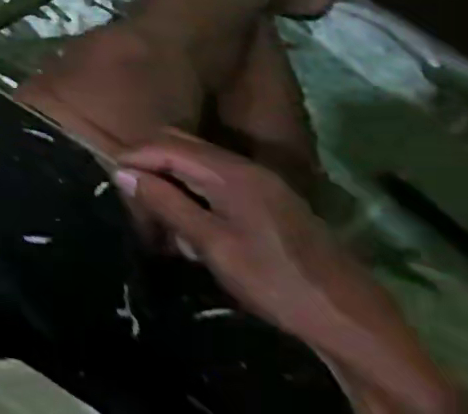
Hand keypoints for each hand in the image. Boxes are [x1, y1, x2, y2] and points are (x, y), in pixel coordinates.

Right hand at [116, 131, 467, 413]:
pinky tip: (191, 219)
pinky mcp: (272, 200)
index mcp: (231, 171)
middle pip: (182, 144)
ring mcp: (263, 182)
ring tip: (158, 208)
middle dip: (150, 161)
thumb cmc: (276, 282)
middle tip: (131, 191)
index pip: (165, 145)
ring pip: (199, 160)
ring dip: (172, 175)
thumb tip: (124, 172)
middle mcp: (246, 166)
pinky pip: (219, 177)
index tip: (111, 176)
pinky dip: (194, 188)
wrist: (355, 324)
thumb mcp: (213, 246)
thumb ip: (167, 203)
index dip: (133, 156)